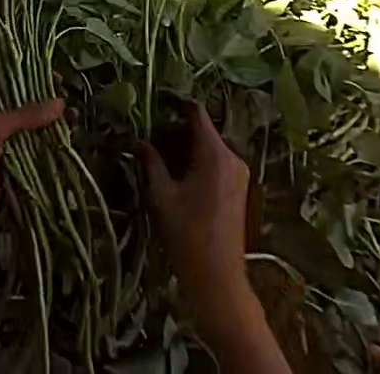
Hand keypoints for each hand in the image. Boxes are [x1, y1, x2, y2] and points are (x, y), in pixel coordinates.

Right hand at [139, 100, 249, 295]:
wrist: (219, 279)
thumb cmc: (188, 235)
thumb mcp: (163, 196)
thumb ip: (152, 163)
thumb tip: (139, 142)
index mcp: (214, 154)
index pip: (198, 114)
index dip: (180, 104)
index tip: (162, 99)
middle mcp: (232, 157)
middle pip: (204, 132)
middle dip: (180, 131)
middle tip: (154, 134)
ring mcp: (240, 173)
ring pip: (211, 147)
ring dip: (189, 147)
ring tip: (164, 155)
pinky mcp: (240, 188)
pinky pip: (218, 162)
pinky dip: (200, 161)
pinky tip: (182, 174)